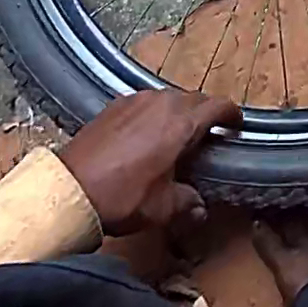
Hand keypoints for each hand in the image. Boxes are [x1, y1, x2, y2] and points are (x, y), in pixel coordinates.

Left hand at [58, 88, 241, 234]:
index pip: (216, 105)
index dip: (231, 113)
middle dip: (206, 113)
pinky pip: (146, 102)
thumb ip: (187, 203)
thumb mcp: (161, 207)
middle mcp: (161, 102)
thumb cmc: (121, 195)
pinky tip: (148, 136)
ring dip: (179, 112)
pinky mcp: (116, 104)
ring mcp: (136, 99)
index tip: (237, 123)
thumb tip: (199, 208)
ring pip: (169, 98)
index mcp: (180, 122)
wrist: (70, 186)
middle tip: (211, 135)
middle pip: (194, 99)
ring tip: (179, 137)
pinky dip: (155, 113)